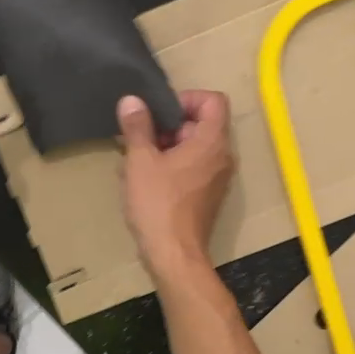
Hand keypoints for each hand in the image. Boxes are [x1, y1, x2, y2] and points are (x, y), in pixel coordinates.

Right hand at [117, 90, 234, 281]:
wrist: (174, 255)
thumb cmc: (158, 205)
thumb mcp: (140, 161)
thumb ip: (137, 127)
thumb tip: (132, 100)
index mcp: (212, 142)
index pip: (213, 100)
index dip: (186, 98)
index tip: (159, 113)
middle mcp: (222, 157)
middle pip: (201, 124)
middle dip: (168, 126)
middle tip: (139, 137)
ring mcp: (217, 179)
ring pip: (194, 149)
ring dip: (165, 148)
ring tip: (134, 159)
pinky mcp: (207, 197)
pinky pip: (192, 169)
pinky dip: (171, 167)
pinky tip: (143, 179)